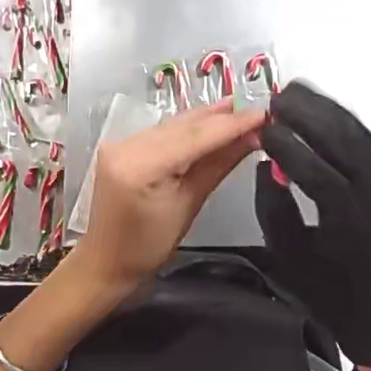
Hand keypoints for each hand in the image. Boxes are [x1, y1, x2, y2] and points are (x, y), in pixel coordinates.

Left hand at [76, 101, 266, 287]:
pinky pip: (161, 132)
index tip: (264, 113)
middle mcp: (126, 146)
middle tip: (258, 109)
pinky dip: (187, 129)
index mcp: (140, 166)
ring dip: (206, 119)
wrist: (106, 260)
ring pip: (173, 125)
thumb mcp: (189, 205)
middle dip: (222, 117)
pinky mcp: (120, 146)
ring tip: (241, 112)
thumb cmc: (147, 246)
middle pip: (183, 125)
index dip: (232, 123)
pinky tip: (210, 125)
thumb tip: (251, 136)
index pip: (195, 136)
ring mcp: (120, 144)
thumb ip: (218, 165)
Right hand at [255, 83, 370, 365]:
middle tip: (279, 97)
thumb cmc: (321, 292)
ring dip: (330, 112)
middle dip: (314, 117)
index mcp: (353, 232)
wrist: (370, 313)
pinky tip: (319, 111)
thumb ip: (274, 210)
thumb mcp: (287, 257)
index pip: (324, 180)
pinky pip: (369, 149)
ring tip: (296, 94)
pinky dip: (343, 125)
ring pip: (364, 141)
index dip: (293, 151)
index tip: (264, 130)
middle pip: (351, 148)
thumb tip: (267, 165)